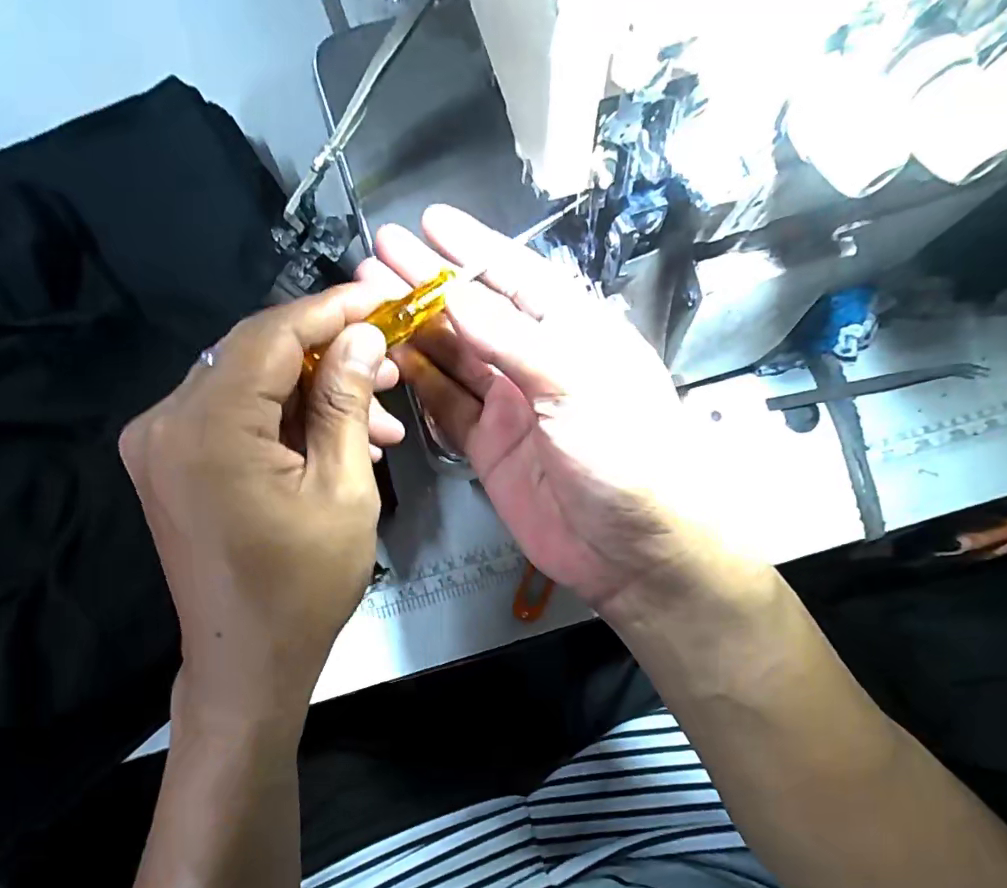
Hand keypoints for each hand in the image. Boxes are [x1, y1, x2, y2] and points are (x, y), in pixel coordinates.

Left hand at [118, 286, 404, 734]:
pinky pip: (232, 418)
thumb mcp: (344, 489)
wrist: (248, 660)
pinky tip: (336, 442)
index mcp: (208, 426)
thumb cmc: (305, 585)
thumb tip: (363, 336)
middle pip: (254, 354)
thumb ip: (347, 403)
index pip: (271, 335)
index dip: (330, 310)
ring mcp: (159, 444)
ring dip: (311, 394)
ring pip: (246, 386)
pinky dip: (283, 420)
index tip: (380, 298)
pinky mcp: (168, 465)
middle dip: (327, 356)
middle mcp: (166, 421)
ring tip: (377, 422)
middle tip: (389, 368)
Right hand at [361, 205, 730, 613]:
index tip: (430, 222)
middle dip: (430, 284)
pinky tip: (392, 358)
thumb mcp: (574, 381)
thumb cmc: (625, 452)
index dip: (474, 250)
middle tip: (380, 254)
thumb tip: (452, 294)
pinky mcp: (492, 450)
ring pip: (455, 359)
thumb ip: (511, 338)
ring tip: (372, 297)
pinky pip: (449, 408)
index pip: (518, 279)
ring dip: (417, 330)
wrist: (634, 546)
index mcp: (575, 333)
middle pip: (476, 315)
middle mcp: (540, 364)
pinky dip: (421, 384)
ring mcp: (514, 409)